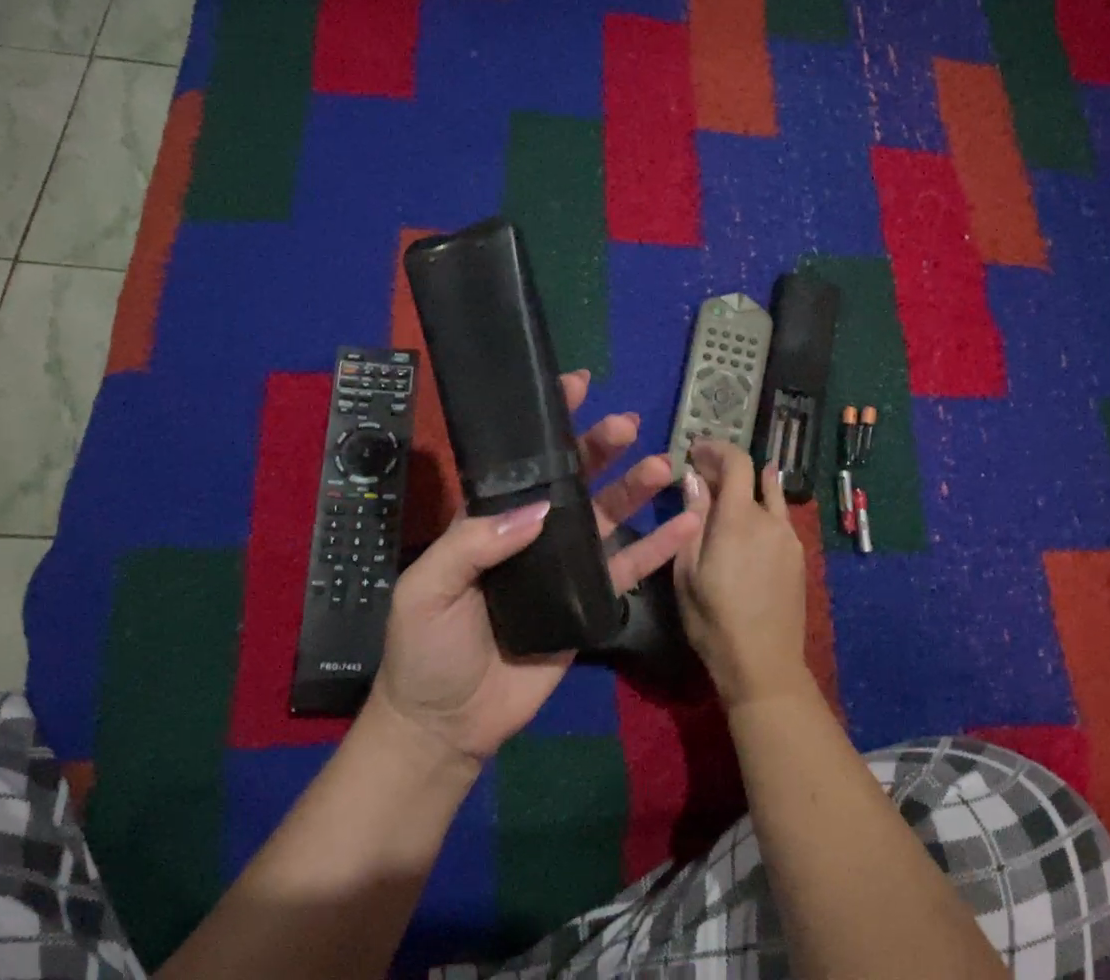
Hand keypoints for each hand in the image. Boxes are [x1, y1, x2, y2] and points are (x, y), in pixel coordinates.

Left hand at [370, 370, 702, 761]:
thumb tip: (539, 508)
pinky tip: (683, 524)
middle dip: (598, 450)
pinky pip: (625, 571)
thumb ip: (473, 544)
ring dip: (632, 490)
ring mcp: (562, 570)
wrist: (448, 722)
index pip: (520, 465)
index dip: (547, 426)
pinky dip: (656, 547)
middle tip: (626, 425)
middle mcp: (529, 538)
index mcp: (488, 525)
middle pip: (571, 483)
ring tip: (662, 465)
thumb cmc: (426, 650)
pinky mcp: (588, 606)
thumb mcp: (428, 589)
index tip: (576, 387)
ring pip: (604, 519)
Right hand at [673, 441, 811, 707]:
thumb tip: (693, 479)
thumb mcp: (688, 571)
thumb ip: (692, 519)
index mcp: (739, 519)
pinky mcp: (798, 557)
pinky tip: (749, 522)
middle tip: (699, 477)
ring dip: (746, 489)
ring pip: (769, 498)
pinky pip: (780, 519)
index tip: (695, 450)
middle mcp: (770, 520)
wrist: (764, 663)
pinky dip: (762, 508)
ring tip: (724, 497)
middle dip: (724, 471)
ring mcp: (789, 538)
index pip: (737, 462)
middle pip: (751, 478)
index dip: (716, 449)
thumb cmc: (714, 620)